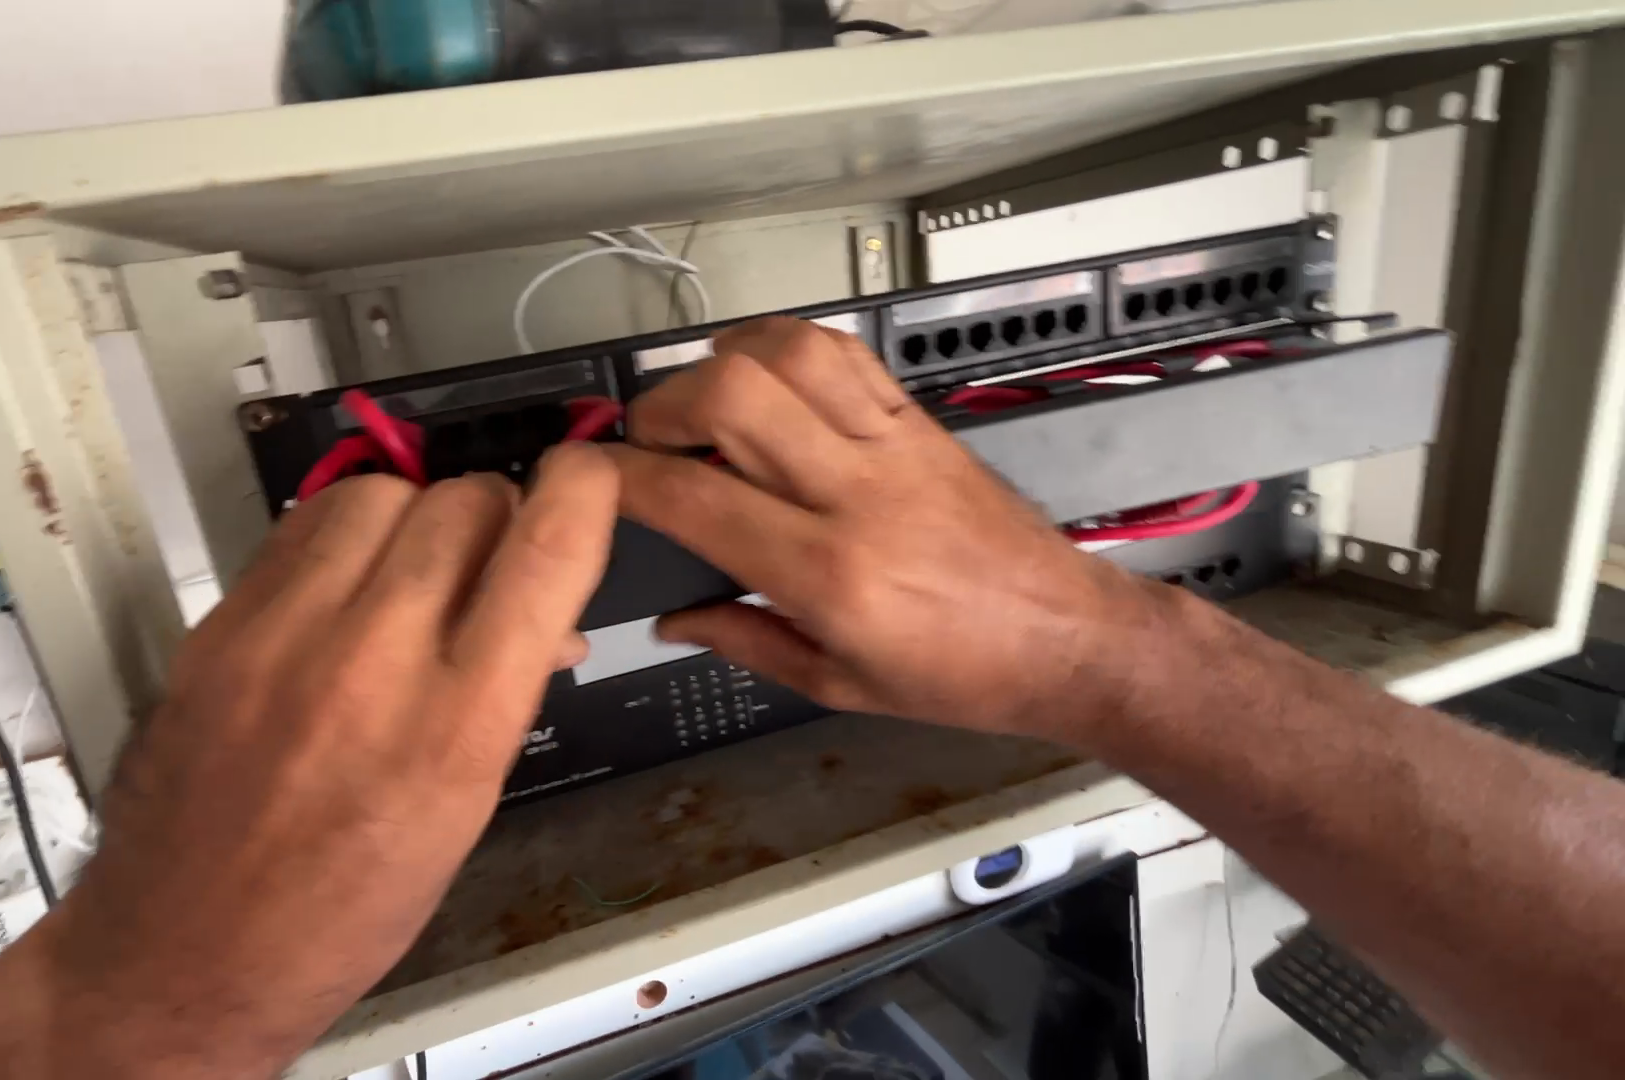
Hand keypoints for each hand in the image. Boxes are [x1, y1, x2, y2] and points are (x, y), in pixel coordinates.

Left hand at [8, 445, 617, 1077]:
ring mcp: (282, 636)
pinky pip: (306, 523)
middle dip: (499, 513)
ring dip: (422, 514)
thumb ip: (512, 690)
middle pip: (465, 501)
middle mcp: (373, 663)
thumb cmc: (354, 901)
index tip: (587, 479)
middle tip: (492, 559)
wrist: (185, 955)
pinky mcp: (220, 627)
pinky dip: (351, 530)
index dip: (584, 491)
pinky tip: (352, 577)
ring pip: (384, 492)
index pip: (545, 556)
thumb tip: (552, 624)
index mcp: (460, 725)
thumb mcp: (470, 805)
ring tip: (417, 567)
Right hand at [607, 318, 1169, 740]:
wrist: (1065, 639)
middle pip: (732, 398)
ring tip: (701, 398)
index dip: (623, 478)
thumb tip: (671, 619)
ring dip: (722, 360)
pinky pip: (843, 351)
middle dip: (662, 405)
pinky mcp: (918, 421)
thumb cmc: (955, 676)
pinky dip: (785, 345)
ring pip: (787, 354)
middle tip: (647, 437)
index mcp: (826, 572)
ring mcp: (892, 445)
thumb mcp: (835, 682)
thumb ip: (742, 640)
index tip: (593, 476)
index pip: (694, 497)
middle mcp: (854, 493)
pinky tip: (766, 374)